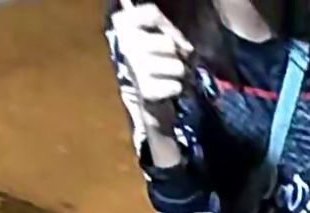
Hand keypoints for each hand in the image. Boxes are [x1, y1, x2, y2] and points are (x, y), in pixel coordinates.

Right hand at [112, 2, 193, 163]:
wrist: (151, 103)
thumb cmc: (157, 66)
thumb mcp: (156, 39)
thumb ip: (167, 31)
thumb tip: (186, 46)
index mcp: (122, 23)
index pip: (152, 12)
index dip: (173, 29)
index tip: (180, 43)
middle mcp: (125, 43)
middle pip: (169, 43)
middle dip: (181, 57)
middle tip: (176, 64)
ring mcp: (135, 68)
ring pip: (177, 66)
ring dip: (183, 75)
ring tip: (174, 78)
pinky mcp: (147, 91)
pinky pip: (177, 85)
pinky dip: (180, 90)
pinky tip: (170, 91)